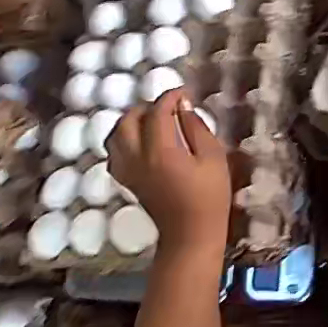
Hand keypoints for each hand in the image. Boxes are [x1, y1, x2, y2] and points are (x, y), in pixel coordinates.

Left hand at [106, 89, 231, 250]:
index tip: (183, 93)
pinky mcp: (126, 180)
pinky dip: (123, 141)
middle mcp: (137, 158)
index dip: (170, 97)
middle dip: (147, 107)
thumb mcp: (213, 158)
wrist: (191, 233)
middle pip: (128, 120)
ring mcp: (127, 170)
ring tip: (151, 122)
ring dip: (131, 122)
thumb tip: (183, 107)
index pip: (157, 113)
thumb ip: (197, 129)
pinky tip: (139, 143)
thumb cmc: (210, 196)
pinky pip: (114, 153)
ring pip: (115, 135)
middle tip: (167, 107)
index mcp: (161, 151)